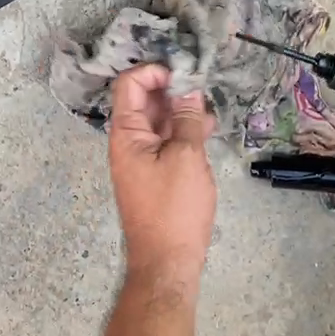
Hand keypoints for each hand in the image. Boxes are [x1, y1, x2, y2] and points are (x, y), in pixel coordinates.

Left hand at [107, 64, 215, 287]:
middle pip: (143, 100)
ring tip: (208, 107)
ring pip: (158, 120)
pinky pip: (165, 140)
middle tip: (201, 84)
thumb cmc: (174, 209)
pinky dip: (183, 130)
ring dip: (180, 109)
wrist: (167, 264)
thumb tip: (190, 90)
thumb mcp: (187, 157)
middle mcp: (127, 141)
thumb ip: (188, 119)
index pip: (129, 84)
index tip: (183, 72)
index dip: (153, 71)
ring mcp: (140, 158)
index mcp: (125, 133)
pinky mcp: (153, 173)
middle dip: (170, 88)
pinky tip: (207, 129)